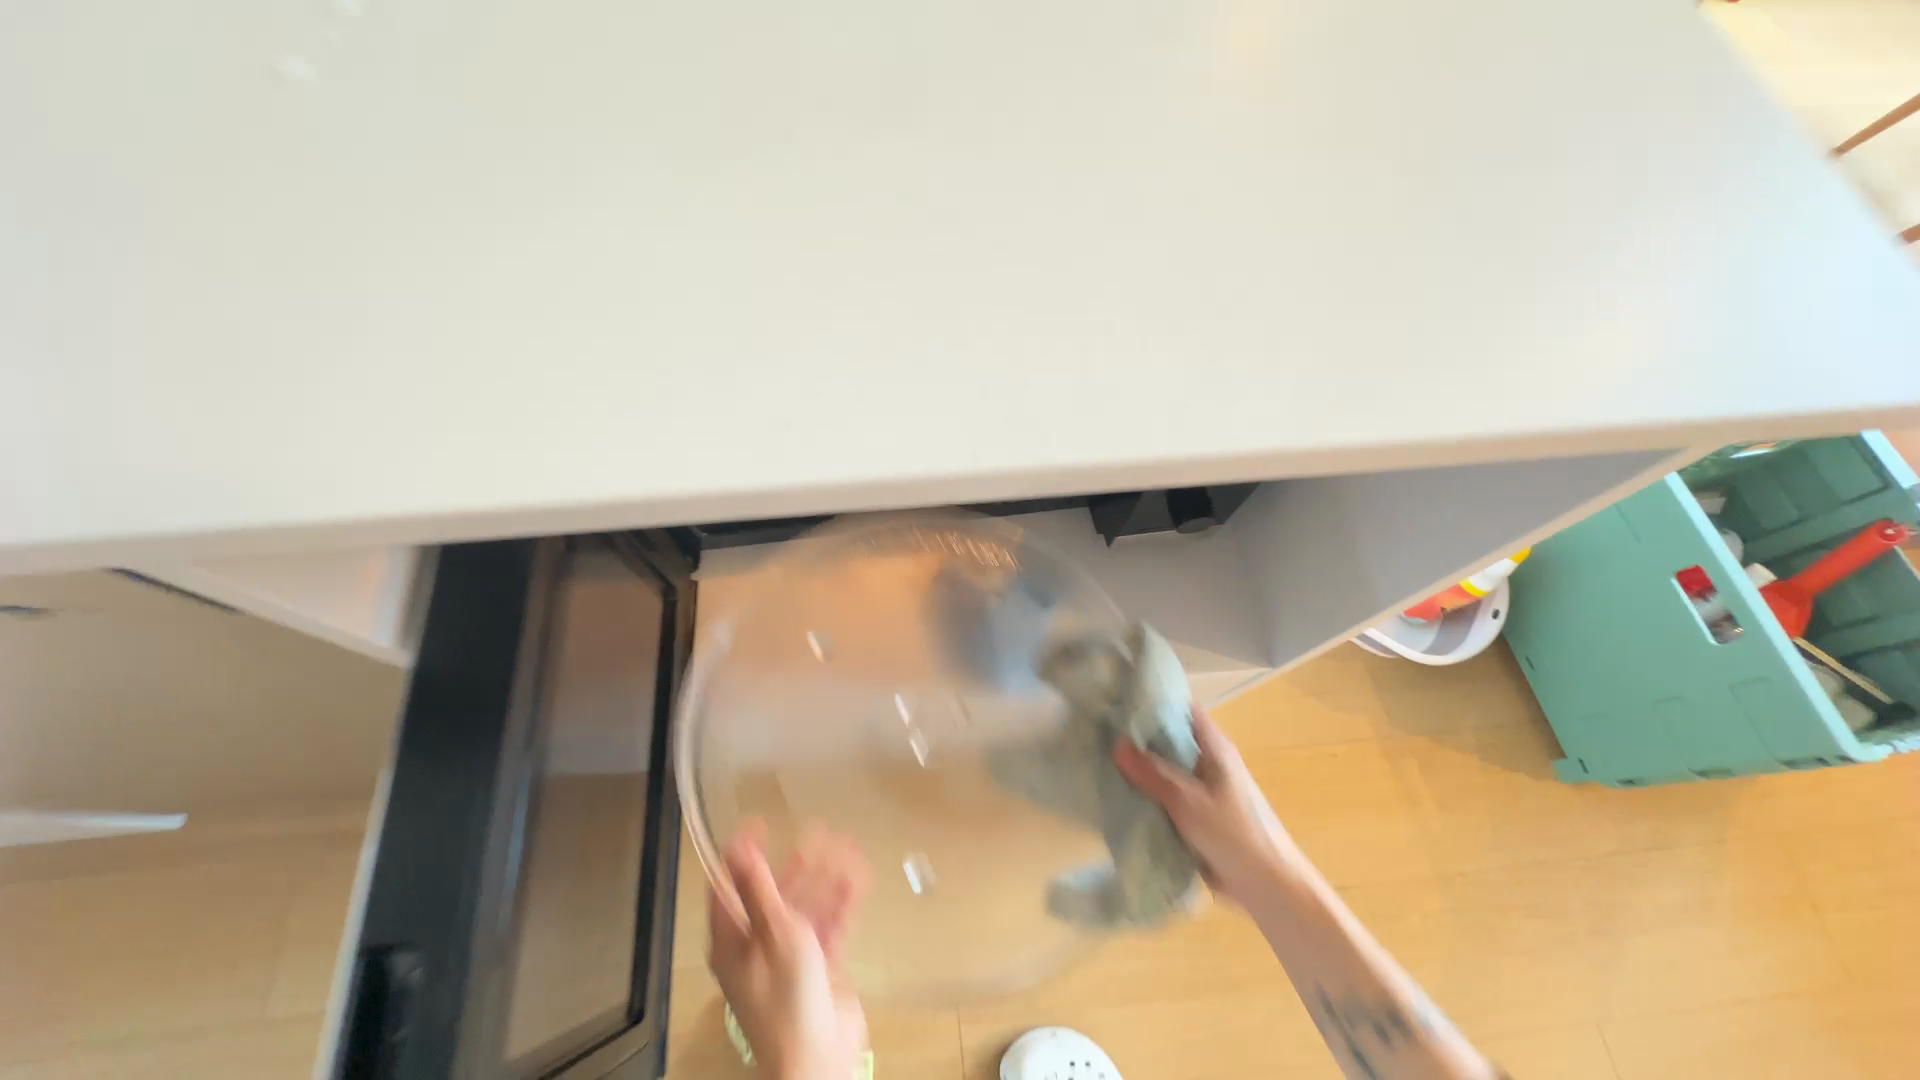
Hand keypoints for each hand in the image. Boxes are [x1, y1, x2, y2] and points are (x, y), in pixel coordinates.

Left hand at [708, 822, 868, 1079]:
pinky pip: (830, 925)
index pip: (730, 886)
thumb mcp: (772, 932)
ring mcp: (790, 954)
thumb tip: (736, 846)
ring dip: (827, 878)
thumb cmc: (785, 994)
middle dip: (799, 863)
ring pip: (807, 905)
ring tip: (848, 847)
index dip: (742, 854)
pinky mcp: (820, 964)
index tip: (760, 821)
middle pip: (776, 892)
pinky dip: (842, 903)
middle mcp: (758, 942)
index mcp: (733, 938)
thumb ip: (759, 887)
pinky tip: (857, 880)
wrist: (818, 1054)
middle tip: (820, 830)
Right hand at [1113, 707, 1298, 904]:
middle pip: (1169, 742)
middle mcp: (1209, 763)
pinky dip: (1147, 798)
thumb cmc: (1235, 835)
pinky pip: (1166, 800)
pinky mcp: (1198, 818)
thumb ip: (1152, 773)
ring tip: (1098, 764)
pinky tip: (1118, 800)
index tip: (1116, 702)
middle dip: (1137, 739)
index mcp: (1215, 748)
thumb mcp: (1188, 801)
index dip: (1152, 703)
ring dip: (1140, 772)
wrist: (1269, 888)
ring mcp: (1204, 792)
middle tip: (1097, 735)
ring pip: (1165, 773)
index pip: (1182, 710)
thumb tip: (1116, 742)